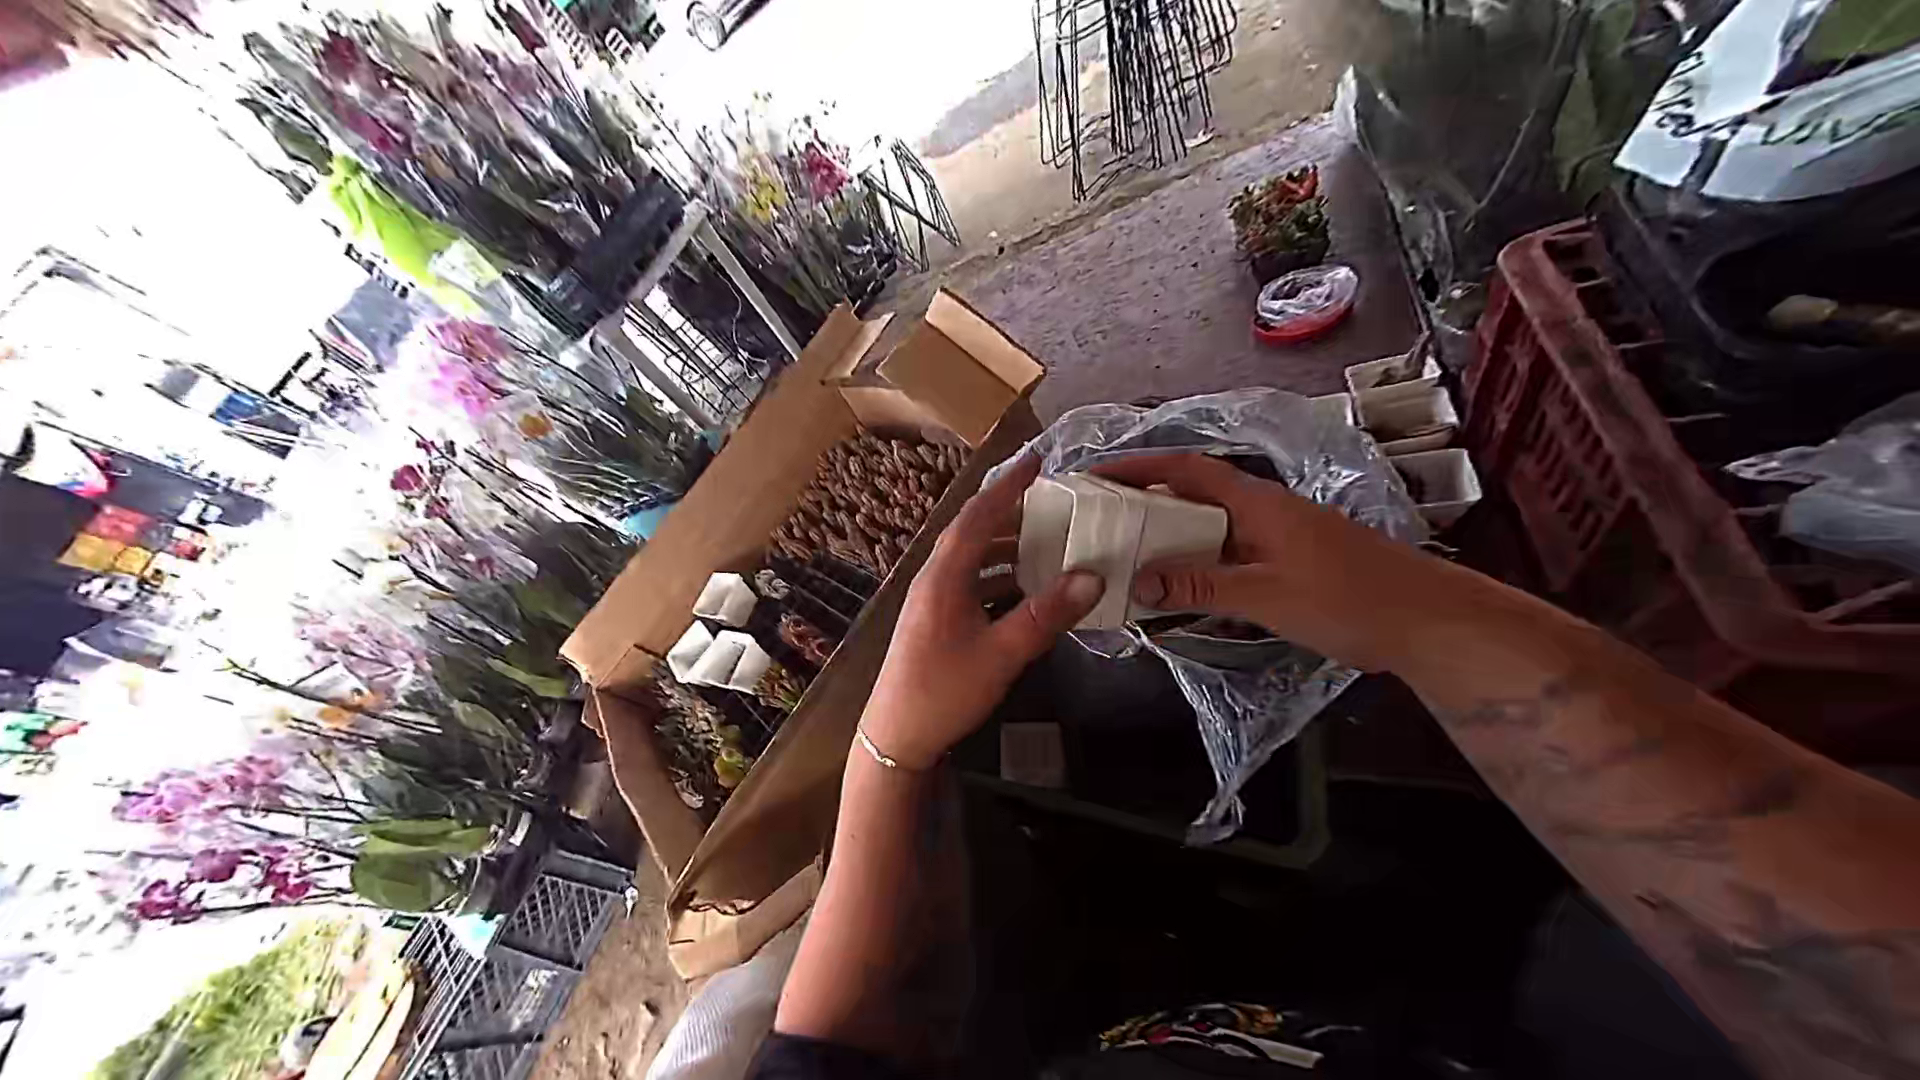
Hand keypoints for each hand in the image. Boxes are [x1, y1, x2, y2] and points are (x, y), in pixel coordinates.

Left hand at [859, 454, 1103, 769]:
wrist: (896, 736)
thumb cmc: (944, 691)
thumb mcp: (1001, 654)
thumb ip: (1046, 615)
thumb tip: (1092, 577)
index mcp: (944, 575)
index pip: (978, 515)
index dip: (1007, 486)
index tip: (1036, 461)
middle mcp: (934, 578)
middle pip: (974, 532)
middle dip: (1012, 514)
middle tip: (1052, 503)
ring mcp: (932, 599)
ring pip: (972, 558)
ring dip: (1006, 547)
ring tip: (1046, 542)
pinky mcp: (936, 618)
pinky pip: (971, 582)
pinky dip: (999, 577)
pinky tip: (1024, 587)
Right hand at [1093, 453, 1436, 670]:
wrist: (1427, 622)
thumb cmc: (1347, 599)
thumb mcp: (1264, 594)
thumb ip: (1199, 585)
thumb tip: (1139, 581)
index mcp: (1254, 502)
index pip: (1186, 469)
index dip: (1140, 467)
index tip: (1097, 474)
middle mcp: (1261, 509)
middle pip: (1192, 494)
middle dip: (1146, 502)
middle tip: (1102, 519)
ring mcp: (1275, 534)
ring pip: (1208, 526)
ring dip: (1170, 535)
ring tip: (1128, 553)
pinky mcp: (1285, 559)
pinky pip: (1225, 551)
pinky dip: (1196, 561)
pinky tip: (1180, 586)